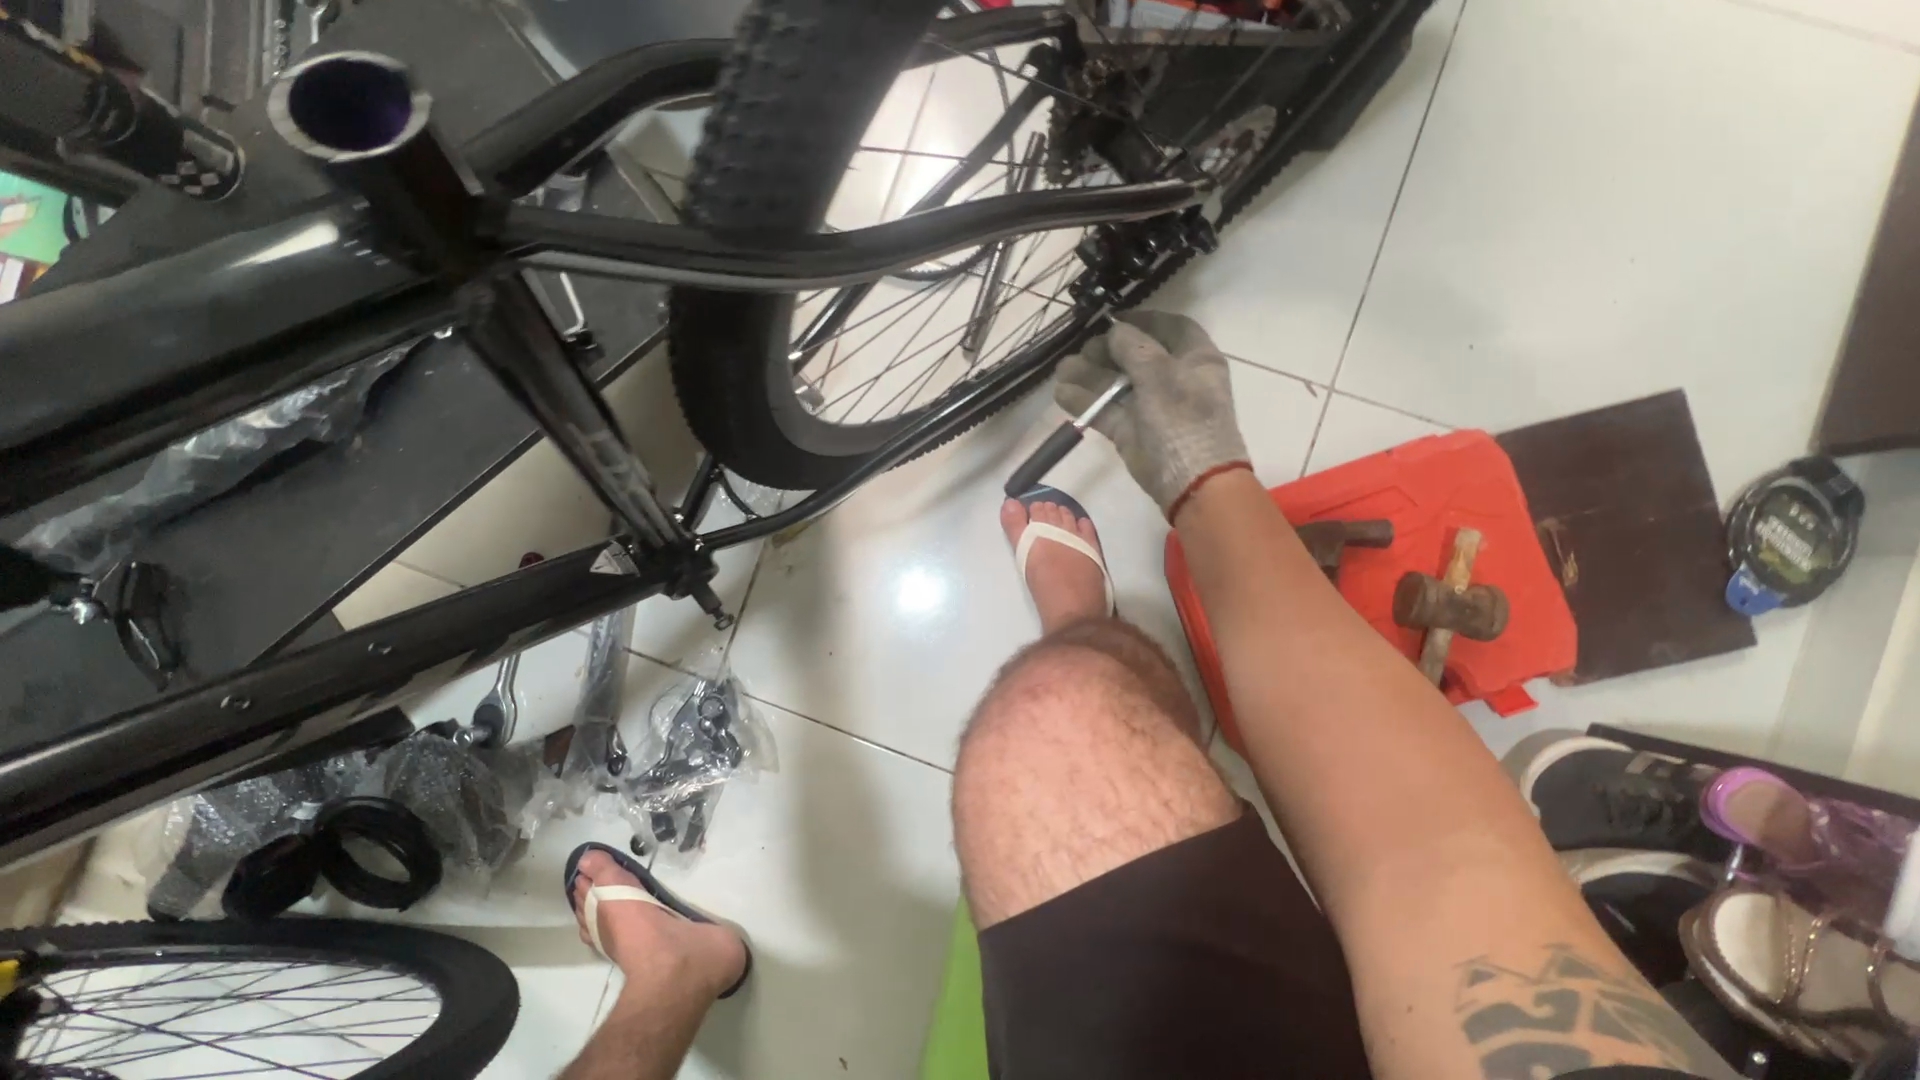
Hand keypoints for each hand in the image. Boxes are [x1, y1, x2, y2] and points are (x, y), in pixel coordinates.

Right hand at [1056, 310, 1248, 517]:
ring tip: (1061, 370)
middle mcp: (1174, 380)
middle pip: (1137, 356)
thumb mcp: (1161, 374)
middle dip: (1106, 351)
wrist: (1192, 484)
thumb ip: (1134, 347)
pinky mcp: (1134, 433)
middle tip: (1082, 350)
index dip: (1142, 320)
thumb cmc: (1184, 421)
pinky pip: (1107, 411)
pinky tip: (1061, 393)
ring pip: (1117, 385)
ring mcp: (1153, 408)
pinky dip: (1086, 402)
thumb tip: (1114, 332)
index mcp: (1195, 359)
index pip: (1170, 328)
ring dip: (1089, 376)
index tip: (1111, 320)